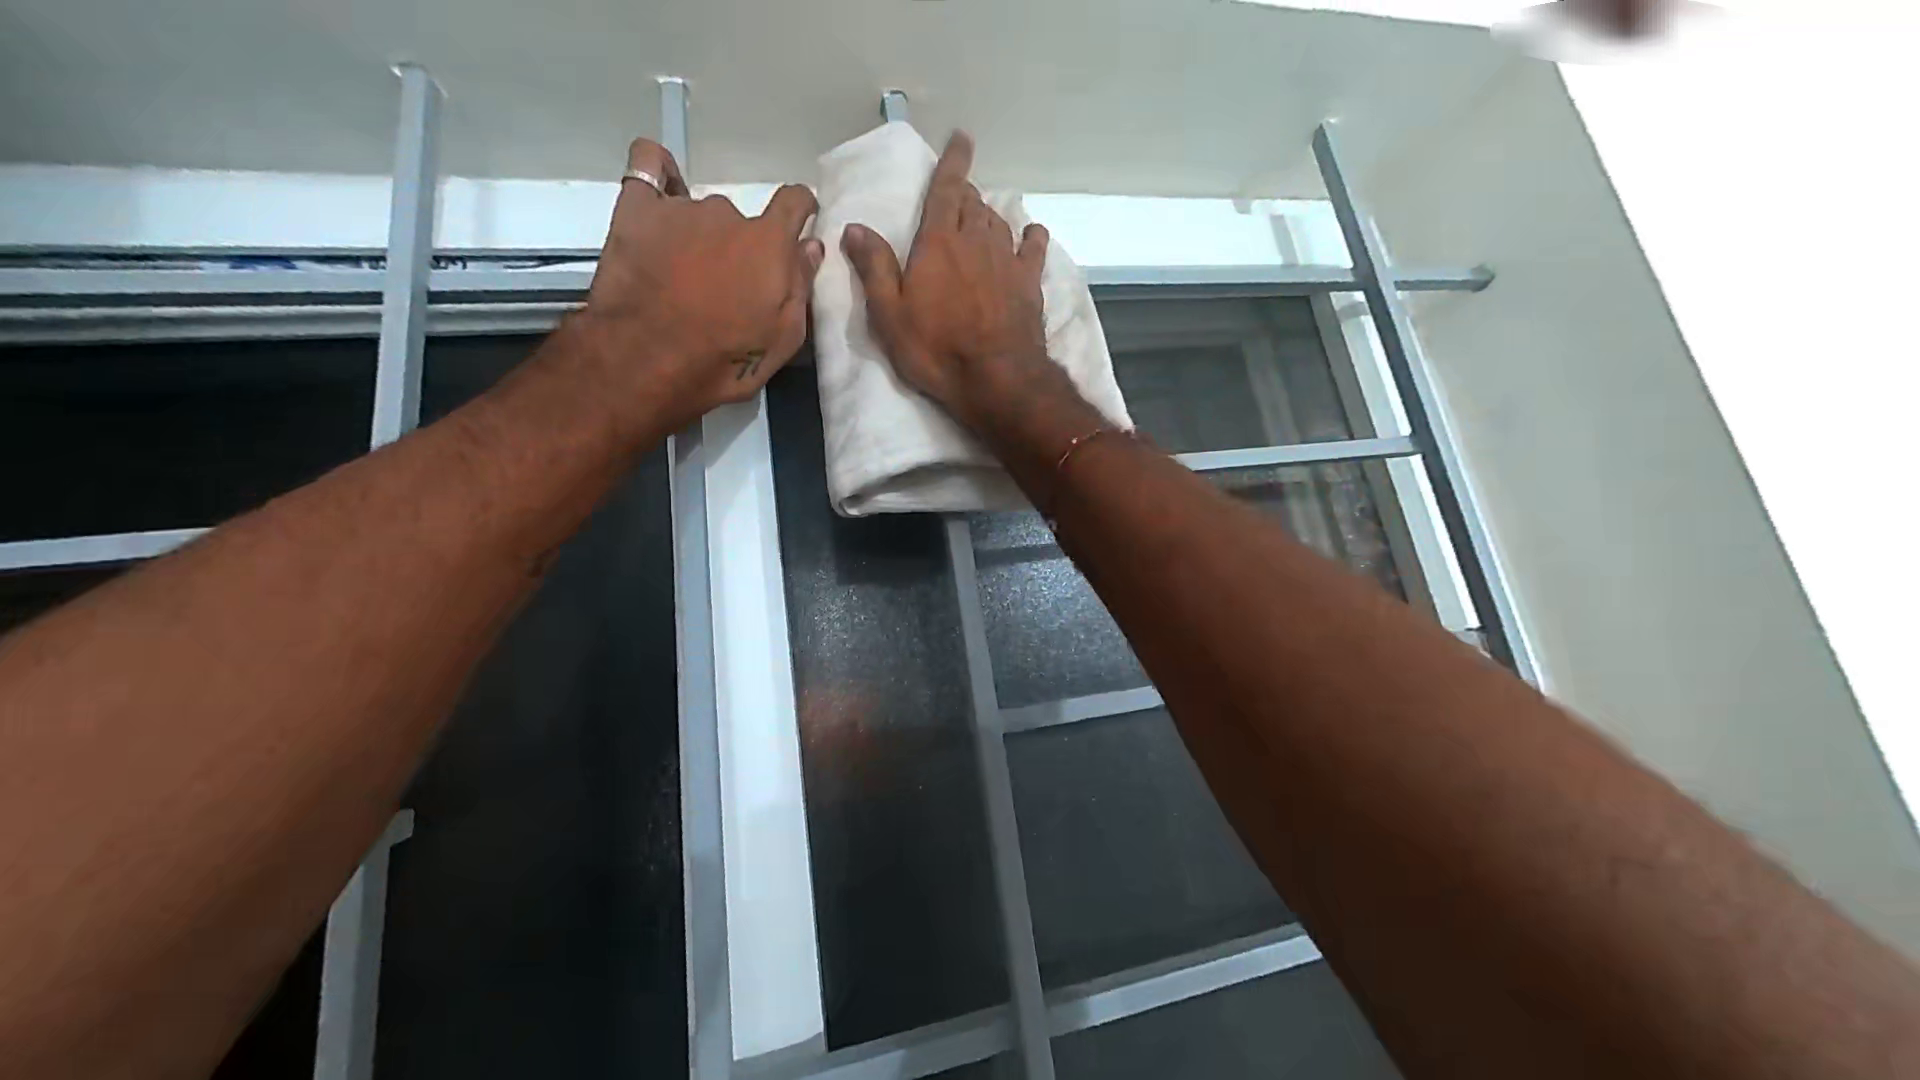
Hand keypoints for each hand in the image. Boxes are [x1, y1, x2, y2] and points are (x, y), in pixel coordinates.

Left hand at [572, 138, 824, 436]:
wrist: (648, 361)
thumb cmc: (726, 359)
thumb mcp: (782, 338)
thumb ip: (800, 287)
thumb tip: (810, 246)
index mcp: (769, 244)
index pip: (795, 202)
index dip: (800, 209)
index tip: (798, 223)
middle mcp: (729, 214)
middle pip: (742, 219)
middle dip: (740, 246)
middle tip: (725, 285)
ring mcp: (680, 208)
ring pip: (700, 210)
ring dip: (700, 233)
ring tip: (682, 271)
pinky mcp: (635, 209)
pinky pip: (648, 165)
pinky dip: (659, 175)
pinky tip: (659, 200)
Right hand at [840, 132, 1083, 439]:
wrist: (996, 379)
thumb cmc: (935, 349)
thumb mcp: (889, 314)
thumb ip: (874, 267)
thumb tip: (855, 227)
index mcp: (938, 242)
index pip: (945, 189)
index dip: (952, 161)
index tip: (961, 137)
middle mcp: (976, 241)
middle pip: (972, 203)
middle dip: (963, 193)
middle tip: (957, 194)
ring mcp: (1007, 261)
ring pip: (999, 222)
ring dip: (988, 215)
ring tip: (981, 216)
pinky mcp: (1030, 284)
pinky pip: (1033, 249)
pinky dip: (1030, 237)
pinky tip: (1031, 233)